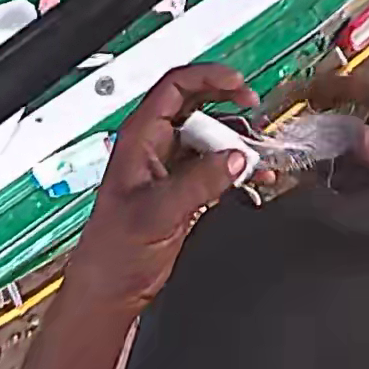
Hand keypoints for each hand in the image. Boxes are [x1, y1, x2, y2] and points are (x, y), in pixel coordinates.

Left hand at [65, 64, 259, 314]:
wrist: (111, 291)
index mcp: (140, 137)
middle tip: (253, 107)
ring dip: (235, 141)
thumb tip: (234, 157)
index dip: (207, 77)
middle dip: (227, 103)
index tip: (237, 83)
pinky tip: (253, 177)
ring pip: (208, 136)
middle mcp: (155, 144)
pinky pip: (213, 164)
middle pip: (196, 105)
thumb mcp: (158, 211)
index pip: (175, 87)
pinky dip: (235, 167)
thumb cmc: (114, 250)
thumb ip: (200, 181)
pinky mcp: (182, 187)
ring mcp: (169, 165)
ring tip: (258, 153)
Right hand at [306, 75, 368, 237]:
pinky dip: (349, 173)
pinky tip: (334, 188)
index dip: (322, 88)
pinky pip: (365, 166)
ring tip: (308, 171)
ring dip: (333, 155)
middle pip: (349, 115)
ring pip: (355, 143)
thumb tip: (348, 136)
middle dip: (321, 126)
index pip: (353, 87)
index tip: (293, 96)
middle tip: (295, 143)